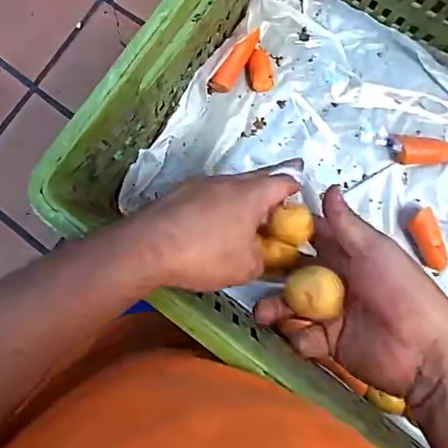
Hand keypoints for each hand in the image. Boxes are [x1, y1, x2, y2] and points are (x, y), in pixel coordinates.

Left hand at [119, 164, 300, 292]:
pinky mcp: (178, 193)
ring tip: (242, 225)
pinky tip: (210, 229)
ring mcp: (200, 184)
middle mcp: (227, 180)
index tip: (300, 195)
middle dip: (269, 194)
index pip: (284, 179)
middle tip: (275, 212)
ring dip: (240, 202)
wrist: (147, 247)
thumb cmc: (204, 254)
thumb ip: (265, 258)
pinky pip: (208, 197)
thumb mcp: (246, 268)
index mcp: (252, 192)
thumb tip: (263, 252)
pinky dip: (216, 209)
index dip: (296, 187)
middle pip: (257, 180)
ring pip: (230, 188)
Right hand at [254, 186, 447, 407]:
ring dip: (275, 308)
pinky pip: (303, 336)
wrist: (426, 353)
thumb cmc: (403, 293)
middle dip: (272, 275)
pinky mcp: (330, 344)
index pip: (311, 238)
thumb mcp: (375, 251)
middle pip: (293, 274)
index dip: (286, 233)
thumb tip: (330, 187)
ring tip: (263, 313)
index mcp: (347, 255)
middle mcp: (335, 281)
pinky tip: (306, 338)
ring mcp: (331, 314)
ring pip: (292, 306)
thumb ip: (346, 224)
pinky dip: (298, 337)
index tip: (258, 228)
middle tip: (252, 276)